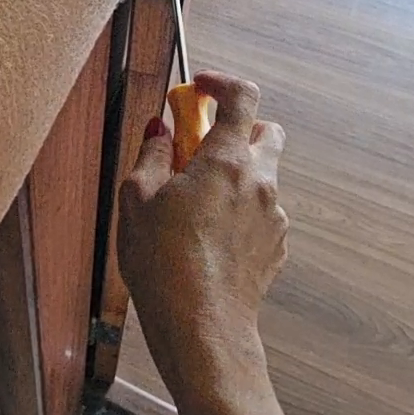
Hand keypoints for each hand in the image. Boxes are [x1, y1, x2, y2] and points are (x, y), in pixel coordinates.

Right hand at [118, 72, 288, 369]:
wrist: (202, 331)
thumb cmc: (164, 265)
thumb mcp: (137, 200)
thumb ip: (151, 155)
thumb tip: (160, 131)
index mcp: (226, 161)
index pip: (242, 96)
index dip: (220, 83)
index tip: (198, 87)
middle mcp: (260, 182)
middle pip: (266, 131)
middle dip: (235, 128)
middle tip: (197, 146)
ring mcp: (274, 216)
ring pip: (263, 173)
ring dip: (235, 171)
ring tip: (194, 199)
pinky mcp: (276, 246)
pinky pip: (263, 209)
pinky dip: (241, 205)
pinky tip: (208, 231)